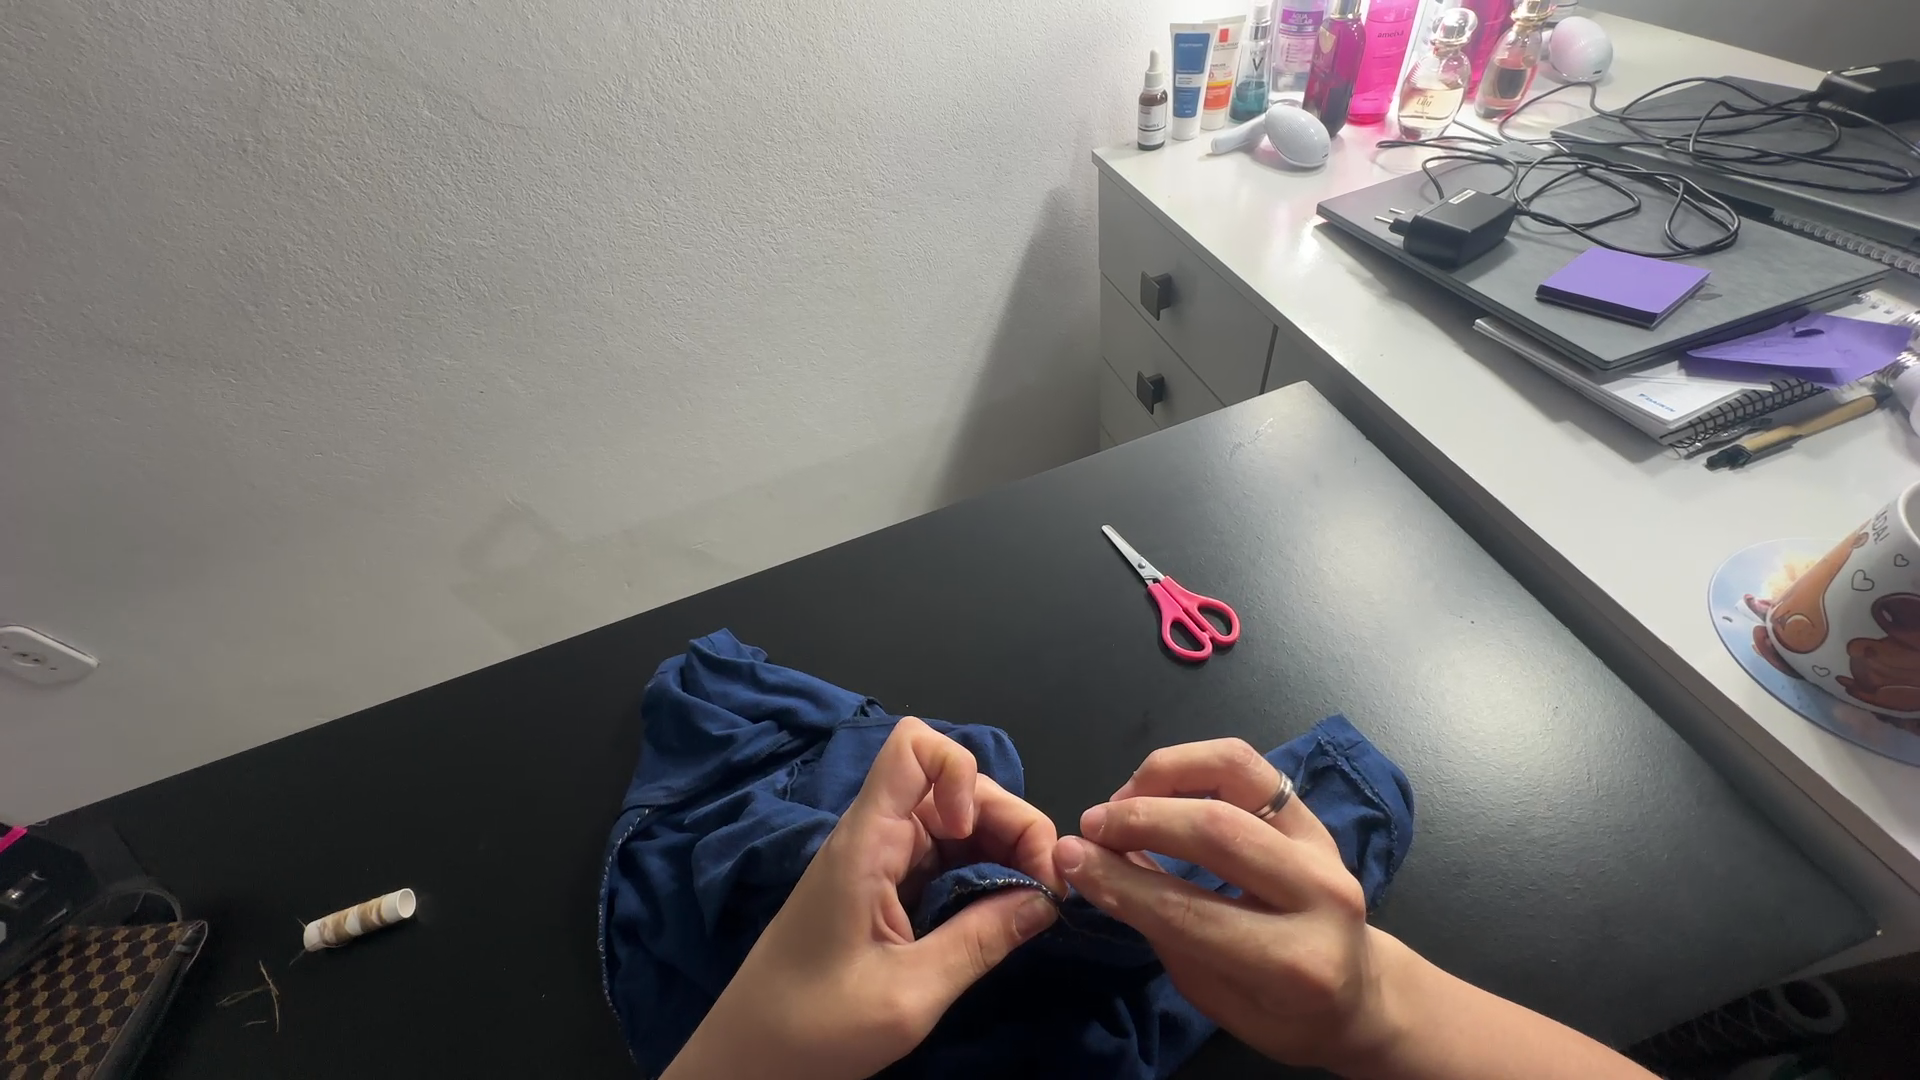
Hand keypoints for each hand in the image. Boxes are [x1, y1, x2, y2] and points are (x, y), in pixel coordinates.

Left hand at [663, 717, 1065, 1079]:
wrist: (748, 1060)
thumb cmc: (814, 1029)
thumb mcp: (908, 996)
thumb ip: (980, 941)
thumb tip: (1046, 901)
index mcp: (868, 839)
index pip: (912, 747)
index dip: (957, 770)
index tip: (973, 834)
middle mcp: (878, 832)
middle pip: (955, 784)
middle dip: (1010, 821)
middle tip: (1047, 889)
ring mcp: (884, 855)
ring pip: (959, 818)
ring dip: (1004, 847)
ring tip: (1036, 900)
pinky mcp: (889, 882)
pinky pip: (949, 854)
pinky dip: (985, 870)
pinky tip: (1005, 908)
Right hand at [1052, 739, 1397, 1074]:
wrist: (1360, 994)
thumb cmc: (1280, 1010)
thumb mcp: (1212, 994)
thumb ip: (1157, 926)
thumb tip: (1092, 863)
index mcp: (1295, 963)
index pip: (1186, 910)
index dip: (1116, 880)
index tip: (1069, 859)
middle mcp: (1319, 894)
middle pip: (1214, 830)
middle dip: (1137, 820)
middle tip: (1091, 826)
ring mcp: (1319, 841)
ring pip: (1233, 773)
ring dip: (1162, 777)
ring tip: (1123, 800)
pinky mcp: (1307, 811)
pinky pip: (1242, 762)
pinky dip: (1188, 762)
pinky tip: (1157, 785)